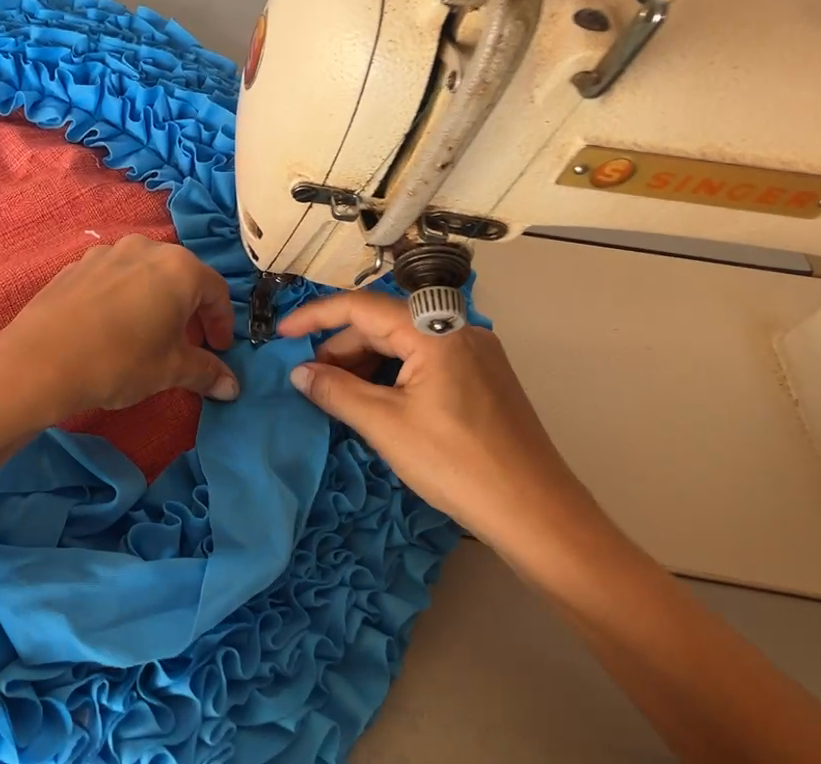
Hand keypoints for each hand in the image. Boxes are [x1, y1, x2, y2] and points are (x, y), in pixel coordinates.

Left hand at [0, 235, 237, 423]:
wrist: (41, 360)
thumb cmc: (120, 361)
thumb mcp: (170, 370)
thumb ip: (205, 372)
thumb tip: (232, 387)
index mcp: (178, 267)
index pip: (216, 291)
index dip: (222, 322)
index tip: (219, 349)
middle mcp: (144, 248)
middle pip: (179, 276)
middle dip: (189, 309)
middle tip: (188, 343)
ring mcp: (105, 252)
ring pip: (143, 274)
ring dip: (154, 300)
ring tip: (148, 334)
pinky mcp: (75, 265)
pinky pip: (112, 279)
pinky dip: (122, 298)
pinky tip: (111, 327)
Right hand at [278, 292, 592, 545]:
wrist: (538, 514)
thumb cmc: (457, 464)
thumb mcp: (385, 426)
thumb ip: (336, 391)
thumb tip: (299, 373)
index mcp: (435, 332)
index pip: (362, 306)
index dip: (315, 316)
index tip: (282, 335)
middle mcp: (459, 331)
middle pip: (384, 324)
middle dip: (341, 348)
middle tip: (312, 382)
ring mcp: (476, 355)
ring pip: (404, 344)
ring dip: (366, 364)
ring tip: (339, 397)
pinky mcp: (484, 379)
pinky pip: (425, 362)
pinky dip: (393, 375)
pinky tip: (376, 403)